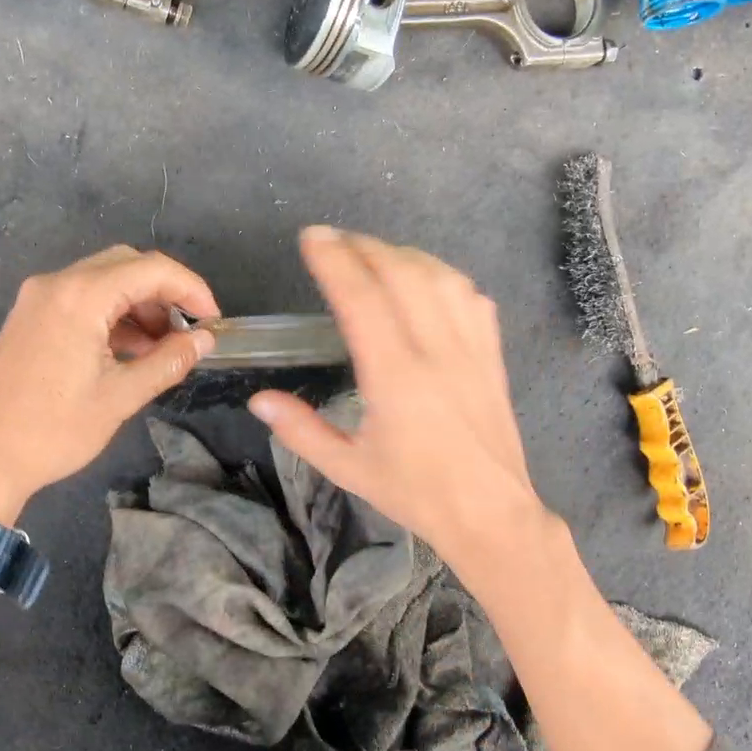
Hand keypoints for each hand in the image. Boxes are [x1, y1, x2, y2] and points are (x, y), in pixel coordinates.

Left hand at [0, 246, 218, 522]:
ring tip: (162, 348)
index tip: (213, 321)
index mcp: (79, 296)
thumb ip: (167, 362)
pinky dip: (109, 315)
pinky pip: (78, 299)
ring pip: (101, 281)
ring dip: (137, 305)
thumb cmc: (55, 430)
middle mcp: (55, 284)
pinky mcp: (27, 318)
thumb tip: (204, 341)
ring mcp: (36, 299)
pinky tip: (128, 350)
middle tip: (187, 332)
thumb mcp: (120, 397)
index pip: (150, 269)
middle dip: (163, 293)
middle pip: (125, 265)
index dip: (191, 288)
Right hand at [249, 227, 554, 575]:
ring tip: (373, 253)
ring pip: (439, 277)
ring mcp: (470, 349)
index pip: (361, 298)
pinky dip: (442, 276)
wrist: (489, 512)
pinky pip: (470, 298)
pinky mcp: (492, 355)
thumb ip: (301, 430)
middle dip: (364, 246)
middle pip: (401, 273)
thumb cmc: (414, 492)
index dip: (335, 260)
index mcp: (394, 376)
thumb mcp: (347, 468)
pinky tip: (425, 280)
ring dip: (403, 255)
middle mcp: (435, 350)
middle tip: (334, 240)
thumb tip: (259, 399)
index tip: (313, 237)